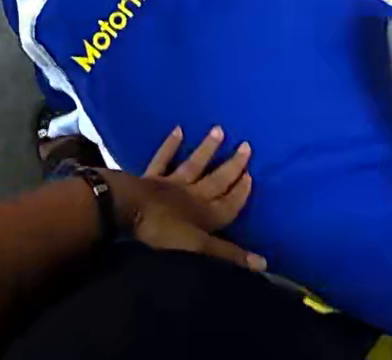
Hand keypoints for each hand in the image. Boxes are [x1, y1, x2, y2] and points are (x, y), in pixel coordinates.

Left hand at [114, 125, 264, 270]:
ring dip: (207, 148)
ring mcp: (172, 183)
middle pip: (216, 179)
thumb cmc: (163, 232)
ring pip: (194, 164)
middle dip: (232, 165)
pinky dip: (171, 144)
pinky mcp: (152, 177)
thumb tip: (263, 263)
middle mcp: (192, 194)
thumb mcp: (198, 247)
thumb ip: (228, 254)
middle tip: (245, 145)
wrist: (128, 210)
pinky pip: (164, 158)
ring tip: (218, 129)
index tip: (251, 175)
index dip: (241, 192)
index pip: (229, 203)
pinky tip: (178, 129)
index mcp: (205, 214)